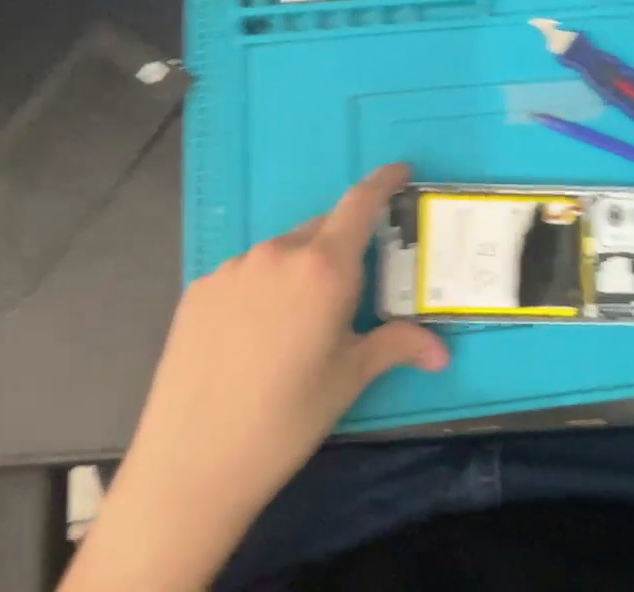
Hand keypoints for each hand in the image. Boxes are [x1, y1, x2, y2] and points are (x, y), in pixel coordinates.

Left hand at [62, 164, 447, 591]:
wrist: (193, 461)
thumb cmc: (288, 418)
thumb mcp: (350, 378)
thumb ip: (396, 346)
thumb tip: (441, 351)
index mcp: (324, 268)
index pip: (360, 204)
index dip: (383, 182)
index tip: (401, 173)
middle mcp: (278, 254)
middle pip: (322, 230)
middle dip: (344, 247)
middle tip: (351, 292)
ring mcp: (232, 269)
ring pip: (282, 253)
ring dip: (301, 271)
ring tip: (299, 326)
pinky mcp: (199, 290)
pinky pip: (246, 274)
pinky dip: (264, 289)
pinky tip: (256, 336)